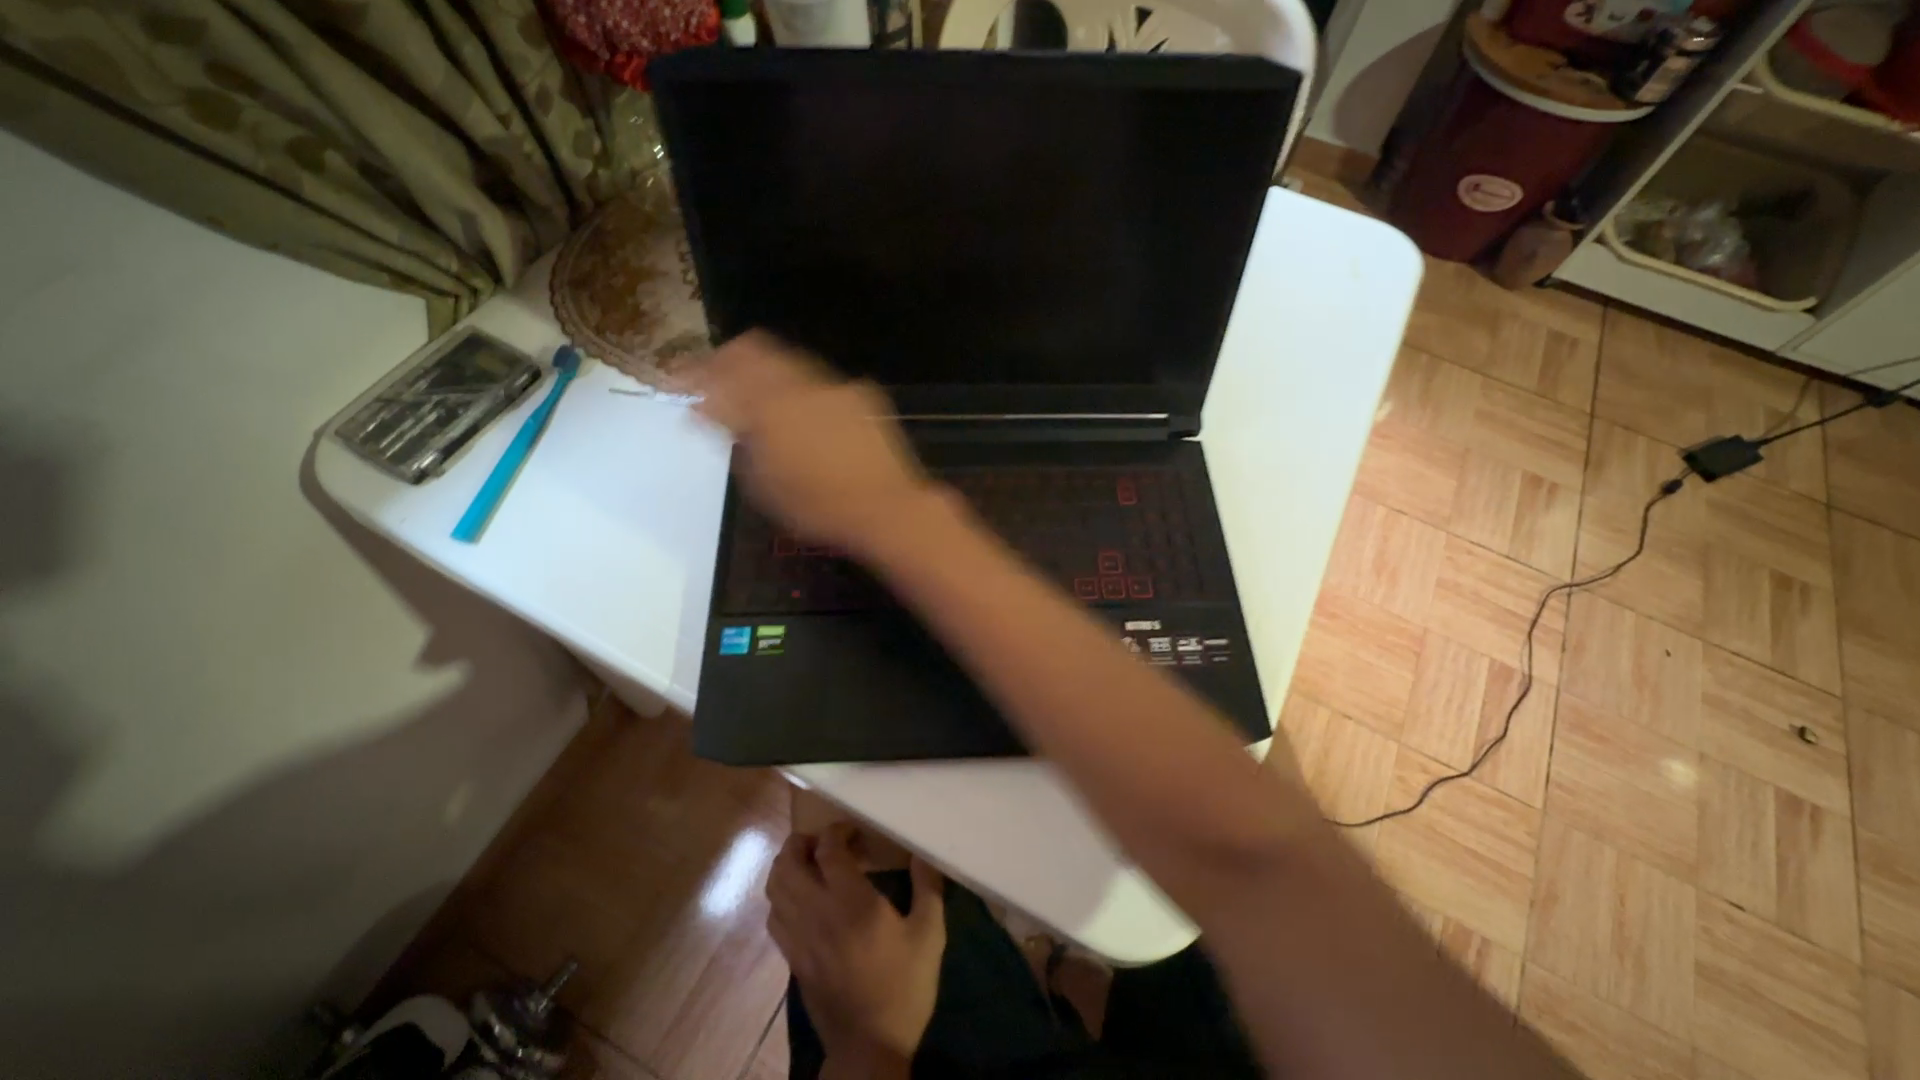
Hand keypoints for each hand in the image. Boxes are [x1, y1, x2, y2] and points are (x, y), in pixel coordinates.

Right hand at [685, 331, 936, 553]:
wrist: (885, 507)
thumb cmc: (817, 506)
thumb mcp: (762, 481)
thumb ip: (737, 437)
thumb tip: (712, 411)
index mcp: (768, 406)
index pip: (720, 372)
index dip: (694, 372)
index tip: (679, 381)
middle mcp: (800, 385)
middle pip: (754, 351)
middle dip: (728, 361)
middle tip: (714, 379)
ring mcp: (835, 386)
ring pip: (790, 363)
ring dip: (767, 375)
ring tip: (758, 398)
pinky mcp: (862, 395)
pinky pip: (822, 385)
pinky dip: (803, 393)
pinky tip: (806, 418)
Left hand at [766, 825, 946, 1070]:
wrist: (870, 1045)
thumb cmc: (904, 987)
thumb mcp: (929, 935)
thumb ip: (927, 887)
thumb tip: (923, 851)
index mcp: (851, 902)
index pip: (827, 849)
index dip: (835, 831)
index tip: (852, 831)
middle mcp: (817, 912)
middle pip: (787, 863)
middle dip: (800, 843)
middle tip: (822, 842)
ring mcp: (799, 937)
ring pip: (775, 888)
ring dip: (786, 867)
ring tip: (809, 865)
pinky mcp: (792, 958)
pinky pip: (774, 917)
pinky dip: (781, 898)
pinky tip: (801, 901)